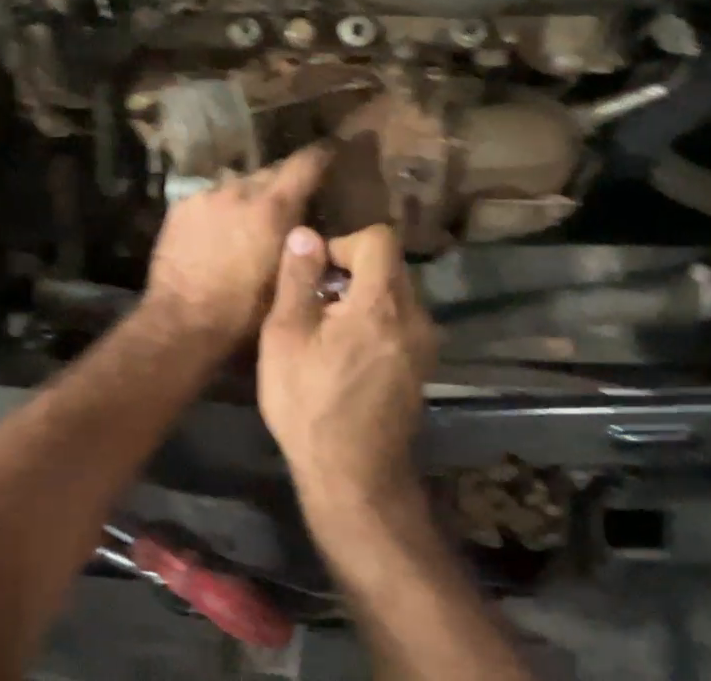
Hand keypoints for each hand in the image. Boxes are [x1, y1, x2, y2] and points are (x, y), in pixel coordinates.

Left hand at [145, 144, 332, 337]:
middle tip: (288, 205)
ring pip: (237, 185)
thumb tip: (310, 230)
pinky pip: (210, 198)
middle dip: (282, 185)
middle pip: (269, 173)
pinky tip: (217, 233)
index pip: (304, 165)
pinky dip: (220, 209)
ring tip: (248, 222)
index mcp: (273, 210)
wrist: (180, 322)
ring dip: (247, 198)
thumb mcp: (287, 281)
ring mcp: (206, 196)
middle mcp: (239, 191)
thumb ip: (301, 247)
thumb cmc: (242, 313)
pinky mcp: (181, 207)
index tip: (329, 153)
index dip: (320, 156)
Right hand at [257, 225, 436, 509]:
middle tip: (314, 303)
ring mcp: (424, 345)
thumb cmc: (310, 404)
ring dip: (362, 297)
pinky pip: (400, 322)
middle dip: (351, 271)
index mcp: (382, 304)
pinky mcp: (423, 367)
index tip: (315, 274)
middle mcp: (415, 317)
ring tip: (326, 331)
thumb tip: (305, 233)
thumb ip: (297, 279)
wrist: (353, 477)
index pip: (378, 239)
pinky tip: (345, 354)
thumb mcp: (285, 337)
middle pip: (389, 265)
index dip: (342, 244)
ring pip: (395, 294)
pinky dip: (375, 322)